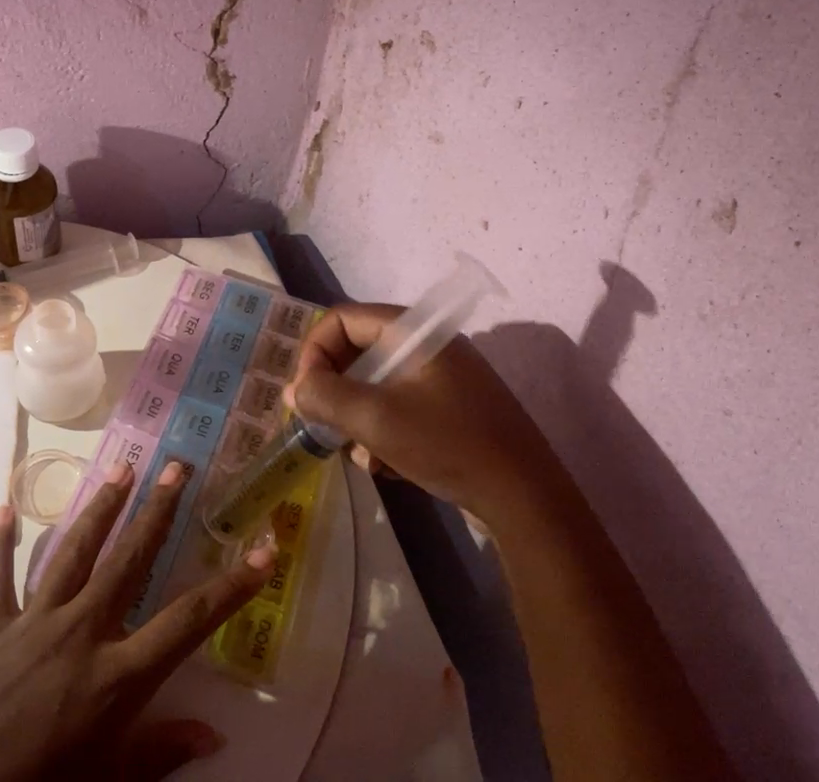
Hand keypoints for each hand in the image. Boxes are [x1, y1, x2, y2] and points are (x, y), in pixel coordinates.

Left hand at [0, 460, 275, 781]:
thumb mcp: (110, 778)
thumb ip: (161, 752)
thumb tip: (212, 737)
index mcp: (118, 674)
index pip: (188, 621)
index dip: (231, 587)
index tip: (263, 551)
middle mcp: (82, 632)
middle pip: (129, 562)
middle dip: (157, 513)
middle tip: (178, 468)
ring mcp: (35, 622)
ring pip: (73, 553)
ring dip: (98, 509)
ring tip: (120, 469)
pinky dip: (0, 544)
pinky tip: (4, 509)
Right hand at [286, 303, 542, 514]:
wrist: (525, 499)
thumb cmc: (447, 445)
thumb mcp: (375, 419)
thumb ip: (325, 396)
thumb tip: (294, 390)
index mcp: (415, 332)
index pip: (343, 319)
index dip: (315, 352)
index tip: (306, 395)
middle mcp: (428, 347)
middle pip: (357, 354)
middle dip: (336, 393)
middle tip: (324, 428)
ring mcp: (442, 381)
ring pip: (375, 388)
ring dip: (357, 421)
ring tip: (363, 456)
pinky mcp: (450, 413)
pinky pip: (398, 410)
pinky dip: (383, 435)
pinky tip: (388, 467)